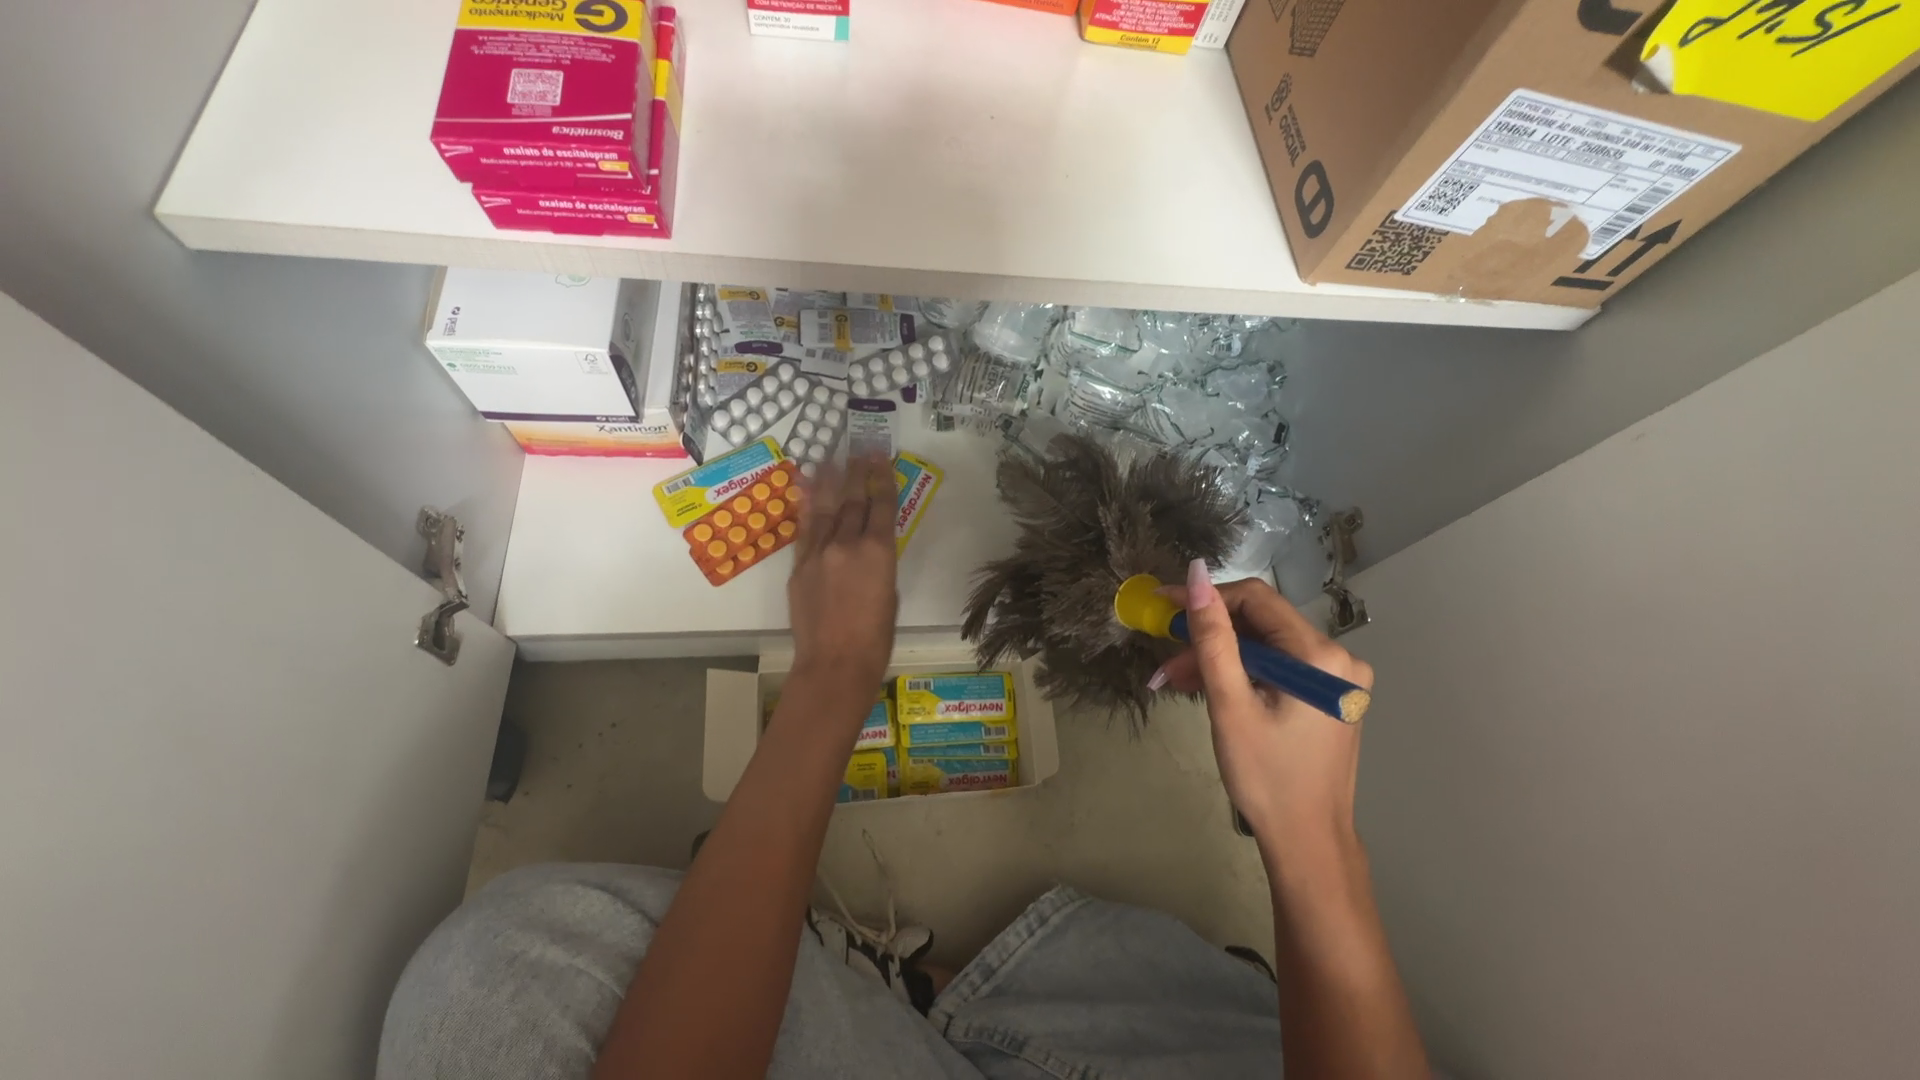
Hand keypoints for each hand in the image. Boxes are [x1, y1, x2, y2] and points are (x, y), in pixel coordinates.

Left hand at [787, 455, 898, 701]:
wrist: (834, 664)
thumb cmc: (876, 639)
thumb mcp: (890, 595)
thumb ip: (879, 565)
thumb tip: (868, 551)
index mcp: (879, 552)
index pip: (882, 505)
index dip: (882, 478)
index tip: (881, 457)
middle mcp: (848, 544)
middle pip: (854, 499)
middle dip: (858, 471)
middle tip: (860, 448)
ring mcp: (819, 552)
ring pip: (827, 507)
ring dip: (831, 479)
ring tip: (832, 455)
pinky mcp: (799, 565)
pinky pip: (805, 527)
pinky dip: (808, 504)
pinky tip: (808, 486)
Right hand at [1154, 559, 1373, 856]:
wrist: (1307, 840)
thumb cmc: (1266, 776)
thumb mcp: (1230, 704)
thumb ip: (1212, 637)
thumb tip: (1195, 574)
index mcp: (1320, 655)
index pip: (1255, 599)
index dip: (1206, 598)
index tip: (1162, 606)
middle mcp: (1339, 657)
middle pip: (1260, 624)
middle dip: (1208, 638)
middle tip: (1165, 662)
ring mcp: (1338, 678)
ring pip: (1266, 647)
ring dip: (1220, 659)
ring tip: (1176, 682)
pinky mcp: (1330, 696)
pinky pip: (1279, 668)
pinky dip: (1242, 674)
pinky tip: (1209, 689)